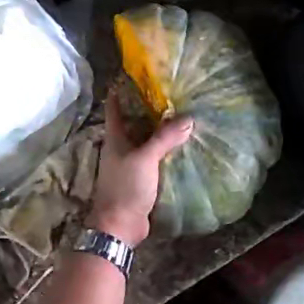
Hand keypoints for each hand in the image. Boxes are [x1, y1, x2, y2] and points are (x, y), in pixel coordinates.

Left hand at [87, 91, 192, 245]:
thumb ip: (164, 138)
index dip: (122, 91)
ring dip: (159, 131)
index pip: (115, 107)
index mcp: (115, 137)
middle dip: (148, 109)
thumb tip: (188, 118)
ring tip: (181, 116)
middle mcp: (121, 147)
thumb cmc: (125, 187)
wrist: (120, 226)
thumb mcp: (145, 158)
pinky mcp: (141, 179)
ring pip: (145, 141)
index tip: (136, 77)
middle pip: (133, 122)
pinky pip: (155, 159)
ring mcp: (131, 164)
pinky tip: (182, 147)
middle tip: (170, 94)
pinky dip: (165, 152)